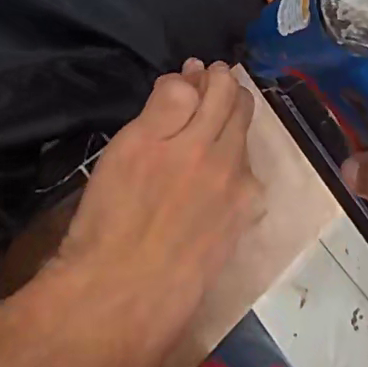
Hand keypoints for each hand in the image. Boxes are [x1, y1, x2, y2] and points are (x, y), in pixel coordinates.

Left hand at [53, 59, 264, 313]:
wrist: (119, 295)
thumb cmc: (165, 293)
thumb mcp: (213, 253)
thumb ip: (224, 213)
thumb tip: (222, 190)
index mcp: (246, 199)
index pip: (248, 142)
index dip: (236, 122)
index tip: (227, 114)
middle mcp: (228, 164)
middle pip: (237, 109)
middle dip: (228, 90)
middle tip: (216, 78)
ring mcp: (189, 148)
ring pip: (213, 92)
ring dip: (207, 78)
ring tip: (197, 71)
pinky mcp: (150, 138)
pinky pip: (172, 94)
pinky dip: (173, 85)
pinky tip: (171, 84)